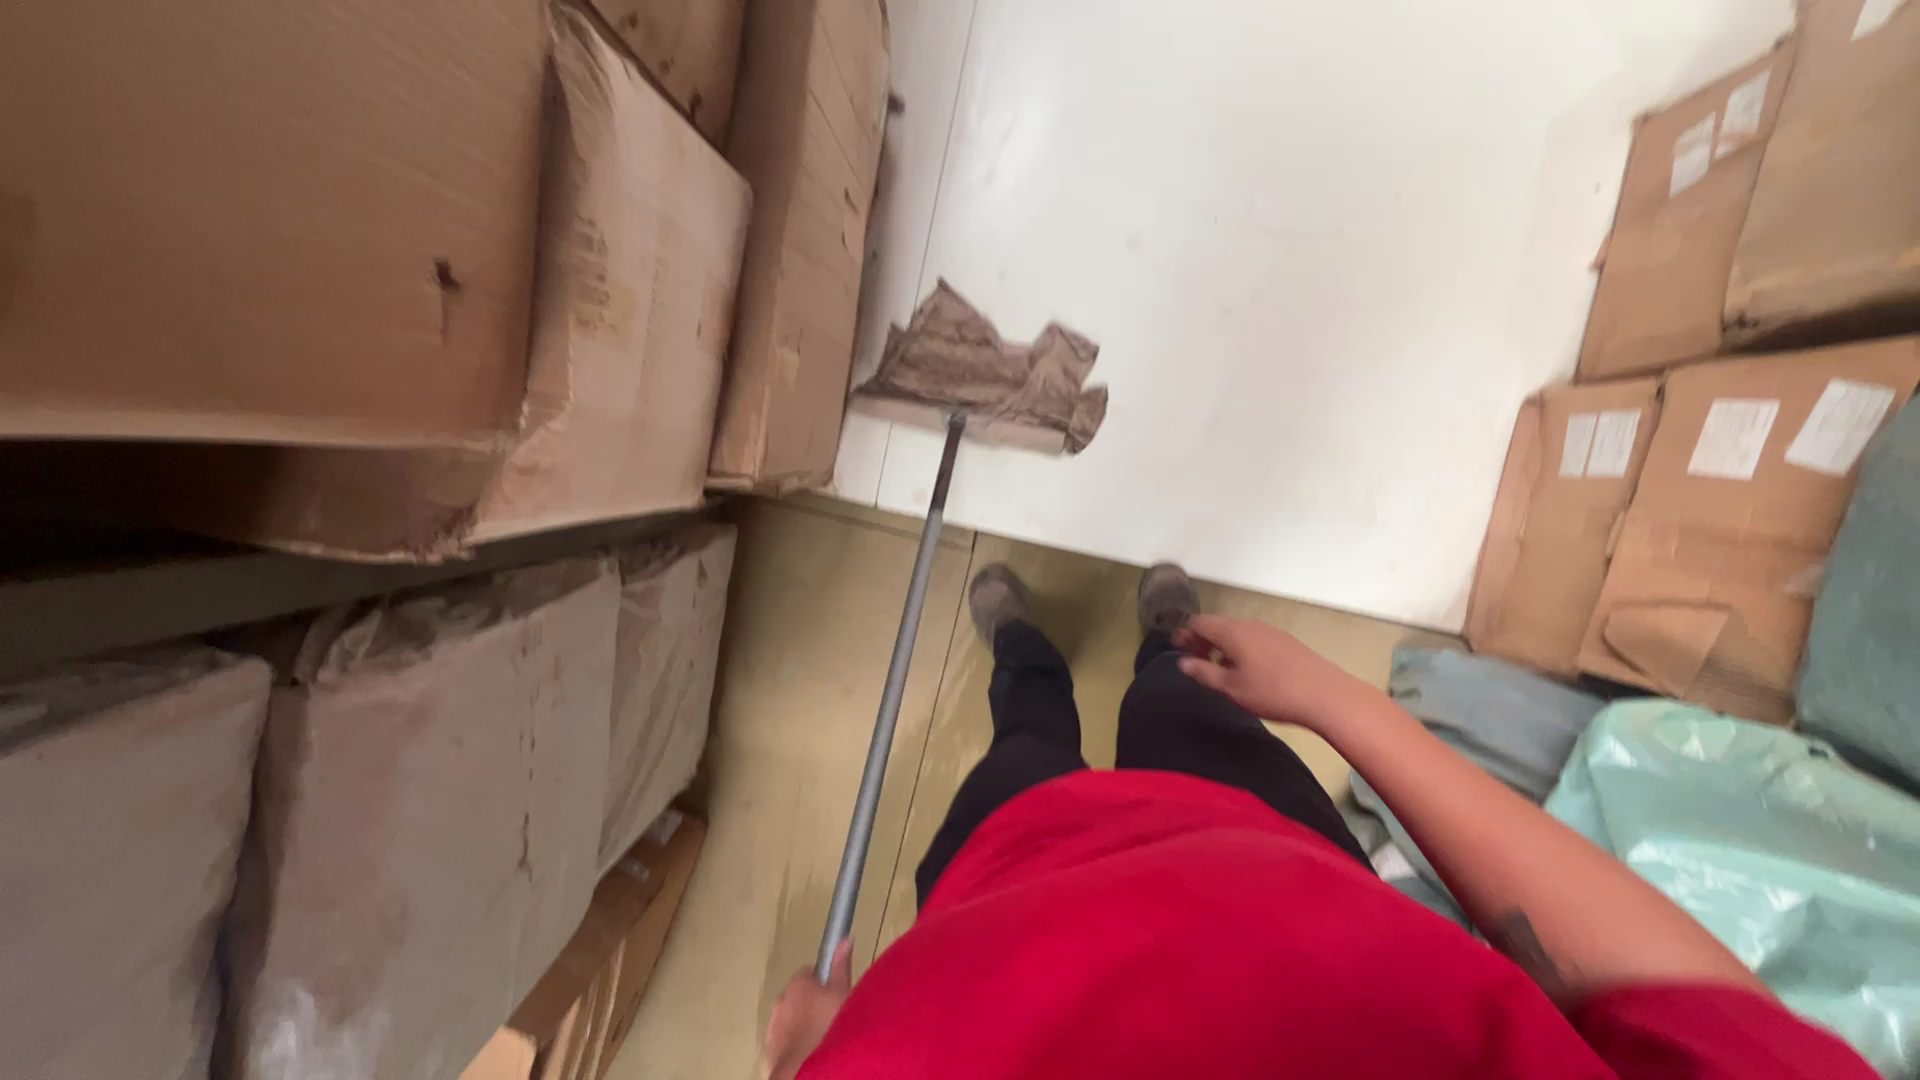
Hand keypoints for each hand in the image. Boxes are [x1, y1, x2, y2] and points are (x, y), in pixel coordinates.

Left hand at [762, 941, 852, 1079]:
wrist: (803, 1068)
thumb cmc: (826, 1026)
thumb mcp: (842, 993)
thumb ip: (842, 966)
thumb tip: (845, 937)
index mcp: (799, 982)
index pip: (810, 972)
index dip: (823, 983)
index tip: (833, 995)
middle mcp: (781, 999)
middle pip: (799, 995)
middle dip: (811, 1003)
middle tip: (830, 1018)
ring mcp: (772, 1025)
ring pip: (790, 1018)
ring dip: (801, 1023)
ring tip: (819, 1038)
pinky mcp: (768, 1050)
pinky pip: (783, 1040)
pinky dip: (792, 1043)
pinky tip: (806, 1052)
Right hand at [1173, 615, 1373, 733]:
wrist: (1326, 695)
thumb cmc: (1272, 692)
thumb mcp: (1231, 688)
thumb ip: (1203, 673)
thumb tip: (1183, 662)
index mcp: (1232, 632)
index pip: (1199, 622)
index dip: (1184, 633)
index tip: (1177, 649)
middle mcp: (1249, 625)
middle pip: (1218, 625)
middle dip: (1202, 639)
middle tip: (1194, 660)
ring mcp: (1270, 631)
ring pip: (1237, 631)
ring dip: (1222, 645)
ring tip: (1220, 668)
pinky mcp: (1286, 641)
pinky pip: (1253, 638)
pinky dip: (1241, 648)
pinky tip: (1247, 669)